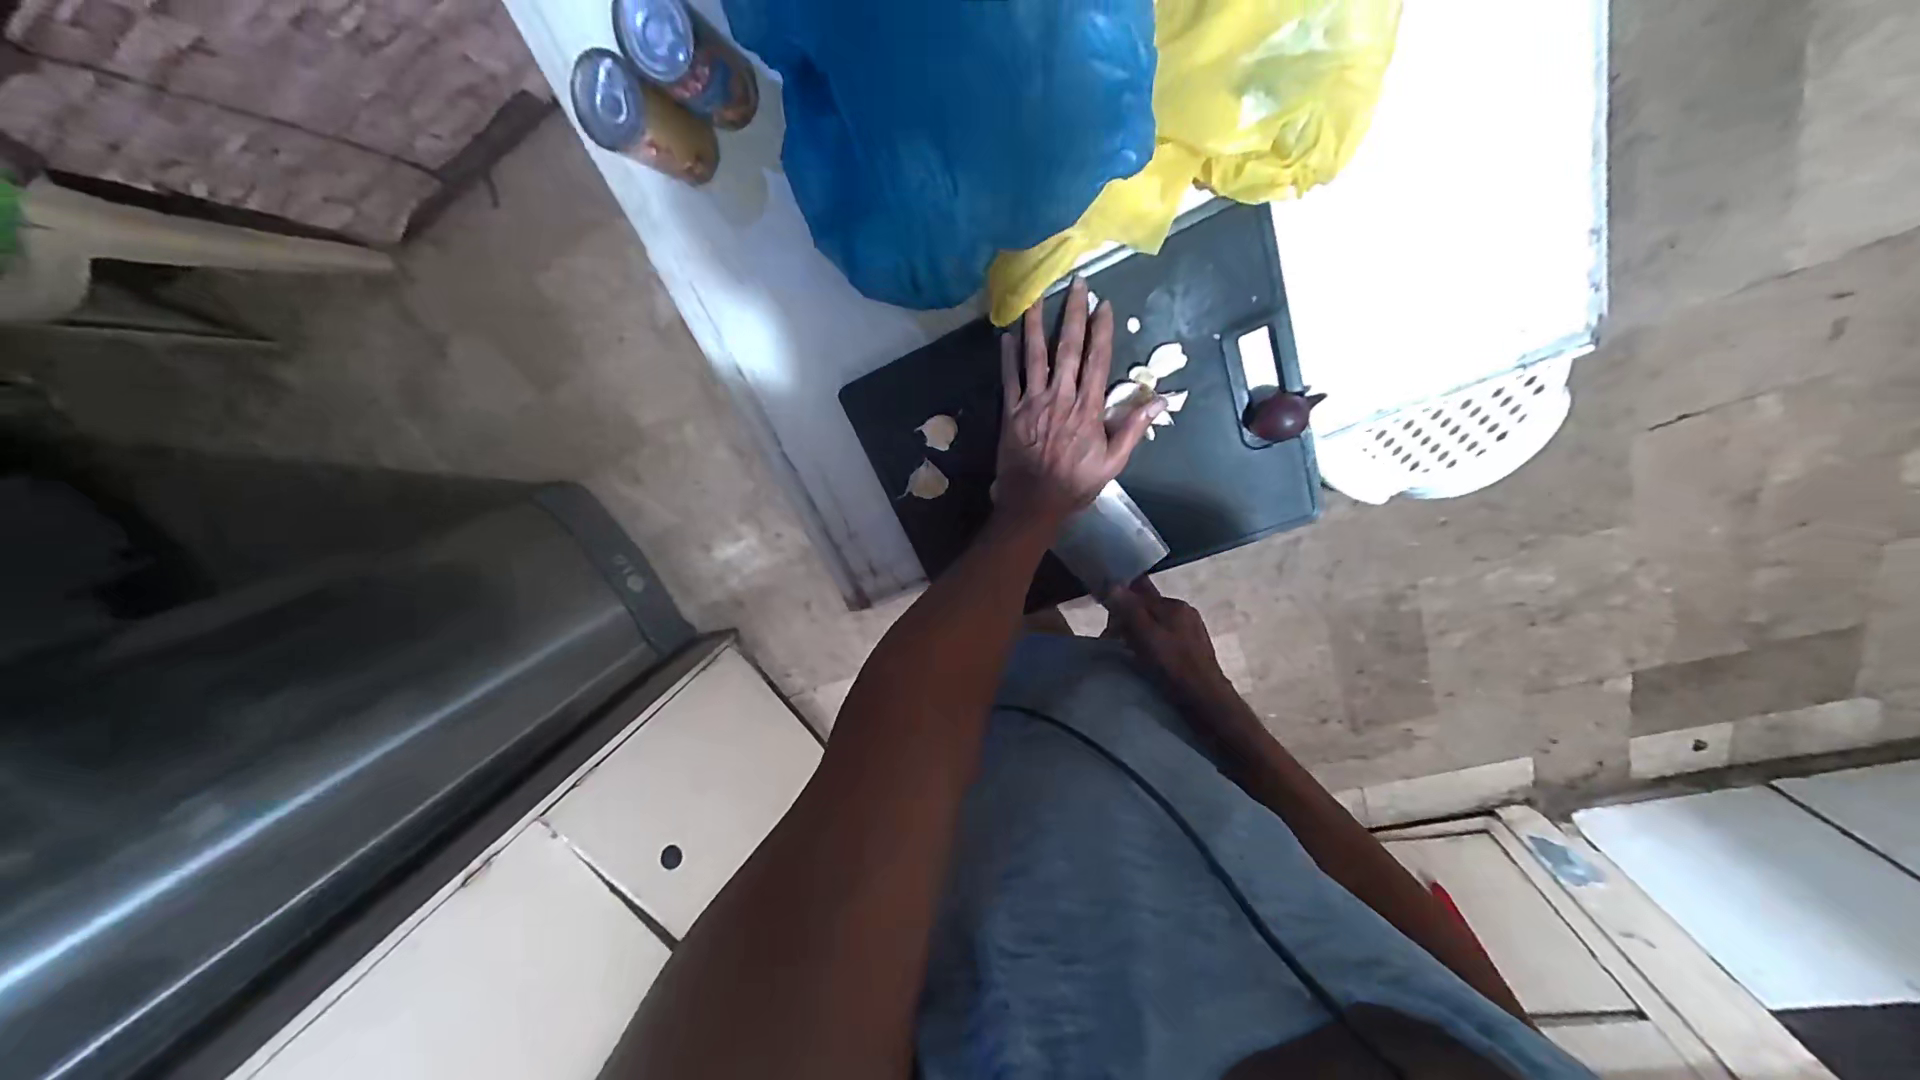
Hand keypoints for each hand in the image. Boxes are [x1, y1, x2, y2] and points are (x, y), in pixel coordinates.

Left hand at [994, 279, 1162, 529]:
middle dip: (1073, 314)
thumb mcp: (1112, 463)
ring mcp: (1032, 404)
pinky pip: (1008, 379)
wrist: (1033, 503)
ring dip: (1035, 325)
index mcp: (1087, 409)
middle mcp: (1060, 398)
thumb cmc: (1075, 485)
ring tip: (1036, 298)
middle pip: (1068, 348)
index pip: (1097, 360)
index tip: (1104, 305)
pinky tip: (1006, 336)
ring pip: (1034, 357)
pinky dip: (1007, 357)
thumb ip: (1132, 429)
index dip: (1101, 330)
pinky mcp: (1010, 413)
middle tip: (1076, 284)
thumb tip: (1159, 400)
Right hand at [1103, 579, 1234, 707]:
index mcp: (1174, 604)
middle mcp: (1185, 611)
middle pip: (1147, 607)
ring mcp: (1192, 629)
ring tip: (1129, 652)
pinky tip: (1148, 659)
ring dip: (1139, 633)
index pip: (1139, 591)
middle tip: (1114, 641)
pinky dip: (1152, 643)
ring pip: (1156, 622)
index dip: (1120, 603)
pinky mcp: (1194, 646)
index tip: (1108, 621)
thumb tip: (1111, 583)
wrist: (1205, 699)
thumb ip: (1129, 609)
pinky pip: (1165, 636)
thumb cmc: (1173, 666)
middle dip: (1128, 620)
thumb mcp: (1146, 636)